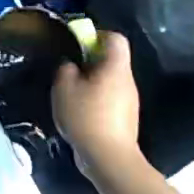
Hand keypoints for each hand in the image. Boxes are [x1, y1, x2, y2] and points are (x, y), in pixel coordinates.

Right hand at [52, 31, 142, 174]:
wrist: (109, 158)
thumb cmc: (86, 116)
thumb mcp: (64, 87)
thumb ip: (66, 68)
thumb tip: (71, 64)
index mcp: (116, 68)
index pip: (115, 38)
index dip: (96, 35)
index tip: (77, 45)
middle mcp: (127, 81)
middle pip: (111, 60)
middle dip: (89, 60)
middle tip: (68, 70)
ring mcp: (129, 101)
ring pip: (109, 80)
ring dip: (90, 81)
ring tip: (70, 92)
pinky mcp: (124, 118)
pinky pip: (109, 98)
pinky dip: (94, 98)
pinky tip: (78, 112)